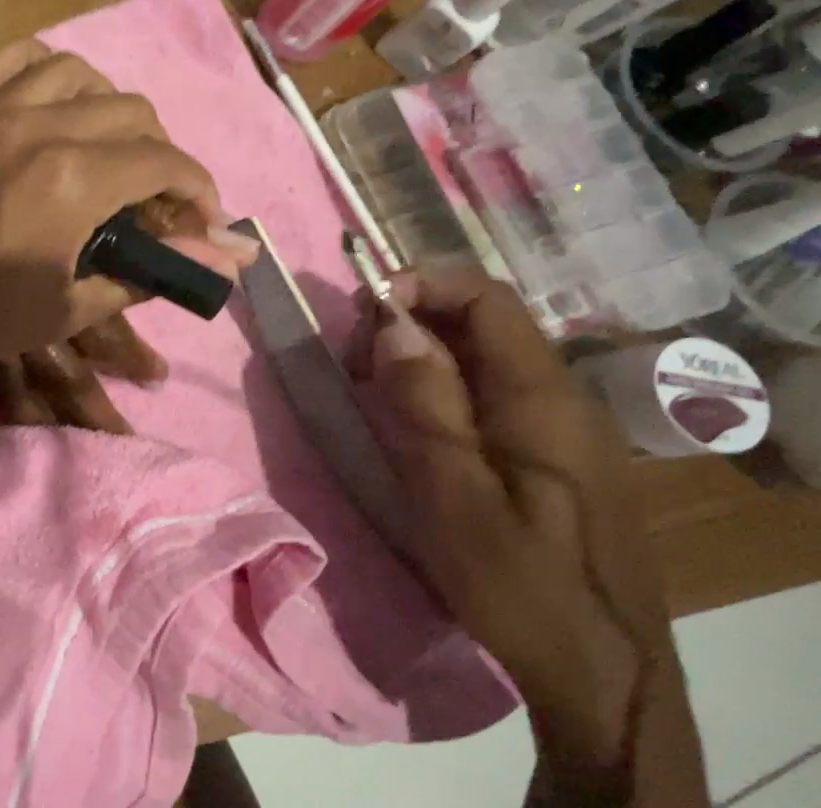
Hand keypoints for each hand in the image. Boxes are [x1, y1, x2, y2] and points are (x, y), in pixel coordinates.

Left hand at [0, 40, 240, 382]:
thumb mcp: (67, 308)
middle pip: (131, 111)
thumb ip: (146, 273)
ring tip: (104, 147)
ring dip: (107, 105)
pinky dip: (42, 69)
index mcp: (77, 178)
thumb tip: (225, 260)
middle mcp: (41, 126)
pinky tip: (49, 96)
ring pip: (76, 73)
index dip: (197, 190)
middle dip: (159, 153)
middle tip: (149, 202)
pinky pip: (8, 60)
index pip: (166, 161)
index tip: (199, 222)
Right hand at [363, 269, 677, 769]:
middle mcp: (563, 398)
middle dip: (411, 321)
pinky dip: (443, 388)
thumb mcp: (453, 495)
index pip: (487, 299)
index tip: (359, 312)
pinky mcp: (556, 456)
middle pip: (486, 323)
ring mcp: (565, 427)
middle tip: (352, 361)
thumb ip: (424, 402)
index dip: (421, 284)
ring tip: (370, 390)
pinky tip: (411, 424)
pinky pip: (495, 393)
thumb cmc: (519, 584)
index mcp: (543, 399)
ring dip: (423, 356)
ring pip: (487, 358)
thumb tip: (392, 321)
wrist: (604, 672)